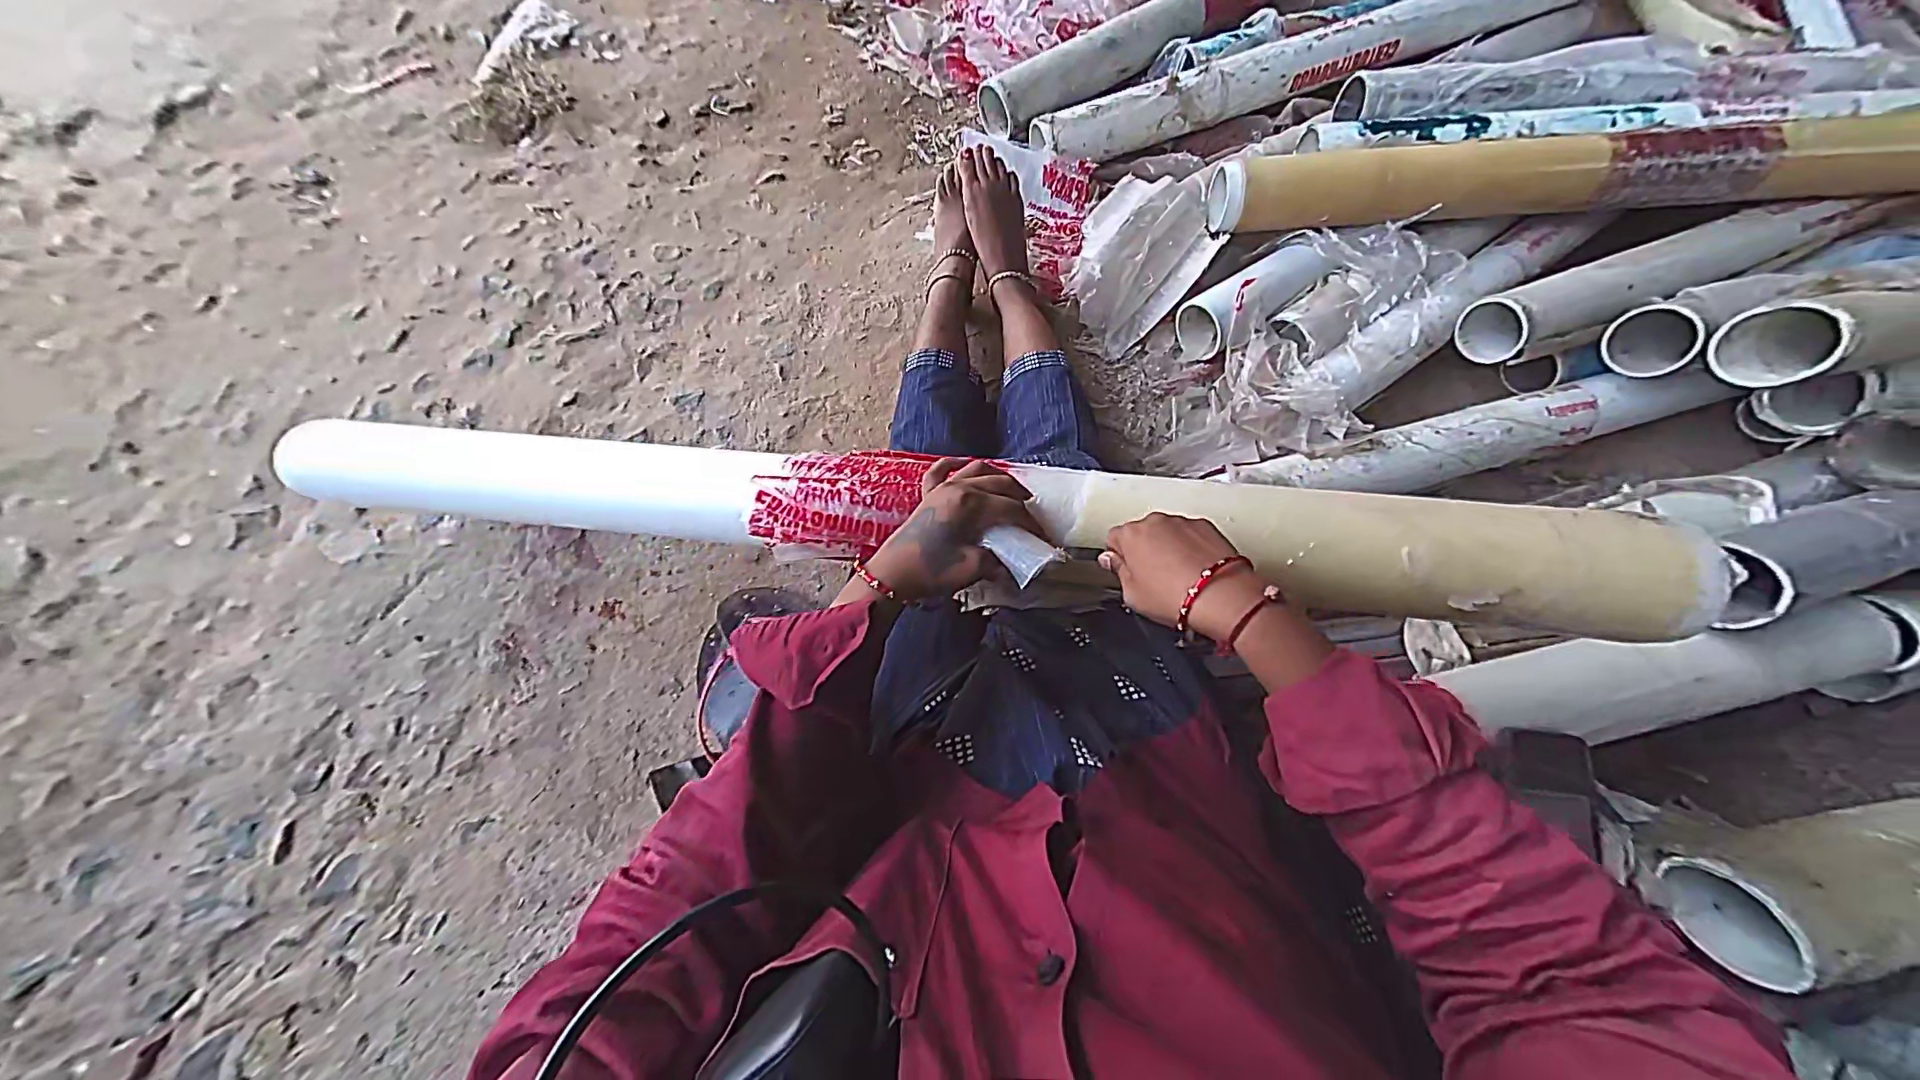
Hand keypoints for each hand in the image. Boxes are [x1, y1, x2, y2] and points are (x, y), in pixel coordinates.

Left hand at [862, 459, 1047, 602]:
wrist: (891, 575)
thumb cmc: (930, 572)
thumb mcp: (971, 569)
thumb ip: (996, 562)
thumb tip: (1010, 563)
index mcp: (971, 504)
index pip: (1011, 509)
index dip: (1031, 524)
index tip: (1043, 539)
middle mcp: (958, 488)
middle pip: (1000, 484)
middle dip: (1021, 499)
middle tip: (1032, 517)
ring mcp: (940, 488)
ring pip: (976, 469)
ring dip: (997, 477)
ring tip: (1012, 491)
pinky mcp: (927, 496)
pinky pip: (941, 470)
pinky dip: (955, 465)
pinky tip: (962, 465)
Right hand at [1101, 513, 1268, 638]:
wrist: (1220, 596)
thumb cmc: (1176, 596)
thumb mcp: (1132, 594)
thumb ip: (1118, 571)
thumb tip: (1113, 561)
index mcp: (1130, 535)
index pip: (1113, 538)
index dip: (1120, 557)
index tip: (1128, 571)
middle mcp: (1155, 522)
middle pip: (1141, 532)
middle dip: (1145, 550)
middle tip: (1154, 577)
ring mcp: (1182, 522)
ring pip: (1166, 531)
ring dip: (1168, 547)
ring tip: (1178, 576)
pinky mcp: (1206, 526)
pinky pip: (1190, 534)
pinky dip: (1190, 546)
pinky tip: (1194, 569)